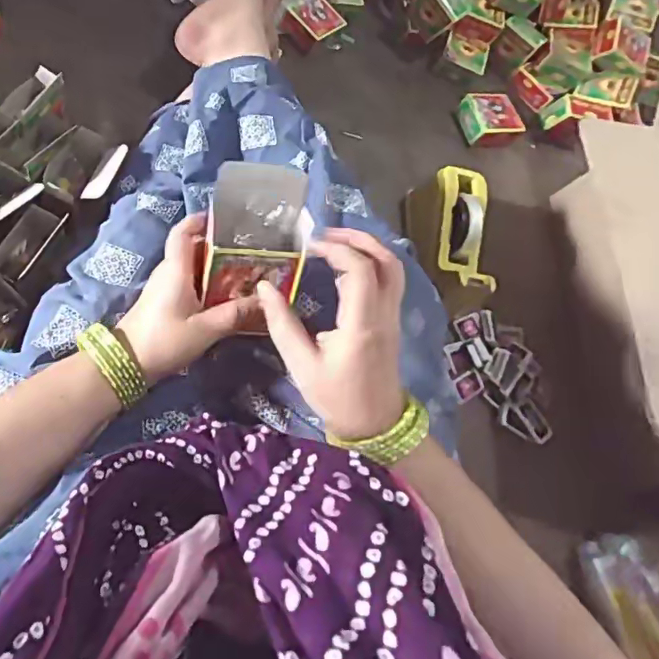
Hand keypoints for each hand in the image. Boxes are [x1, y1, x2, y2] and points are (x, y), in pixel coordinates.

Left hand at [115, 213, 256, 381]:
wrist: (126, 363)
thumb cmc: (164, 339)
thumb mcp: (205, 329)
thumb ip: (234, 314)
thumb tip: (264, 301)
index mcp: (176, 269)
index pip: (182, 232)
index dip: (199, 220)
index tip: (221, 217)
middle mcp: (168, 272)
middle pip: (192, 249)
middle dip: (217, 247)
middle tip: (247, 251)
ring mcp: (163, 286)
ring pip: (191, 267)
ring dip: (213, 268)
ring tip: (243, 271)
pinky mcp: (162, 301)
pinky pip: (187, 283)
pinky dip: (205, 283)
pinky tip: (223, 295)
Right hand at [255, 228, 406, 441]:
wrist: (376, 426)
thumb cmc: (337, 398)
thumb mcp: (301, 365)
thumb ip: (282, 324)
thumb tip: (265, 287)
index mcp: (362, 324)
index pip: (360, 270)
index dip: (336, 249)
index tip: (308, 246)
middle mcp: (384, 314)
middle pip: (387, 260)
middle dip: (357, 238)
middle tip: (325, 233)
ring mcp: (393, 316)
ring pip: (394, 268)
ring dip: (368, 248)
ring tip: (335, 243)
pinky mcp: (392, 321)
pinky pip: (390, 280)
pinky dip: (371, 263)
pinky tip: (344, 268)